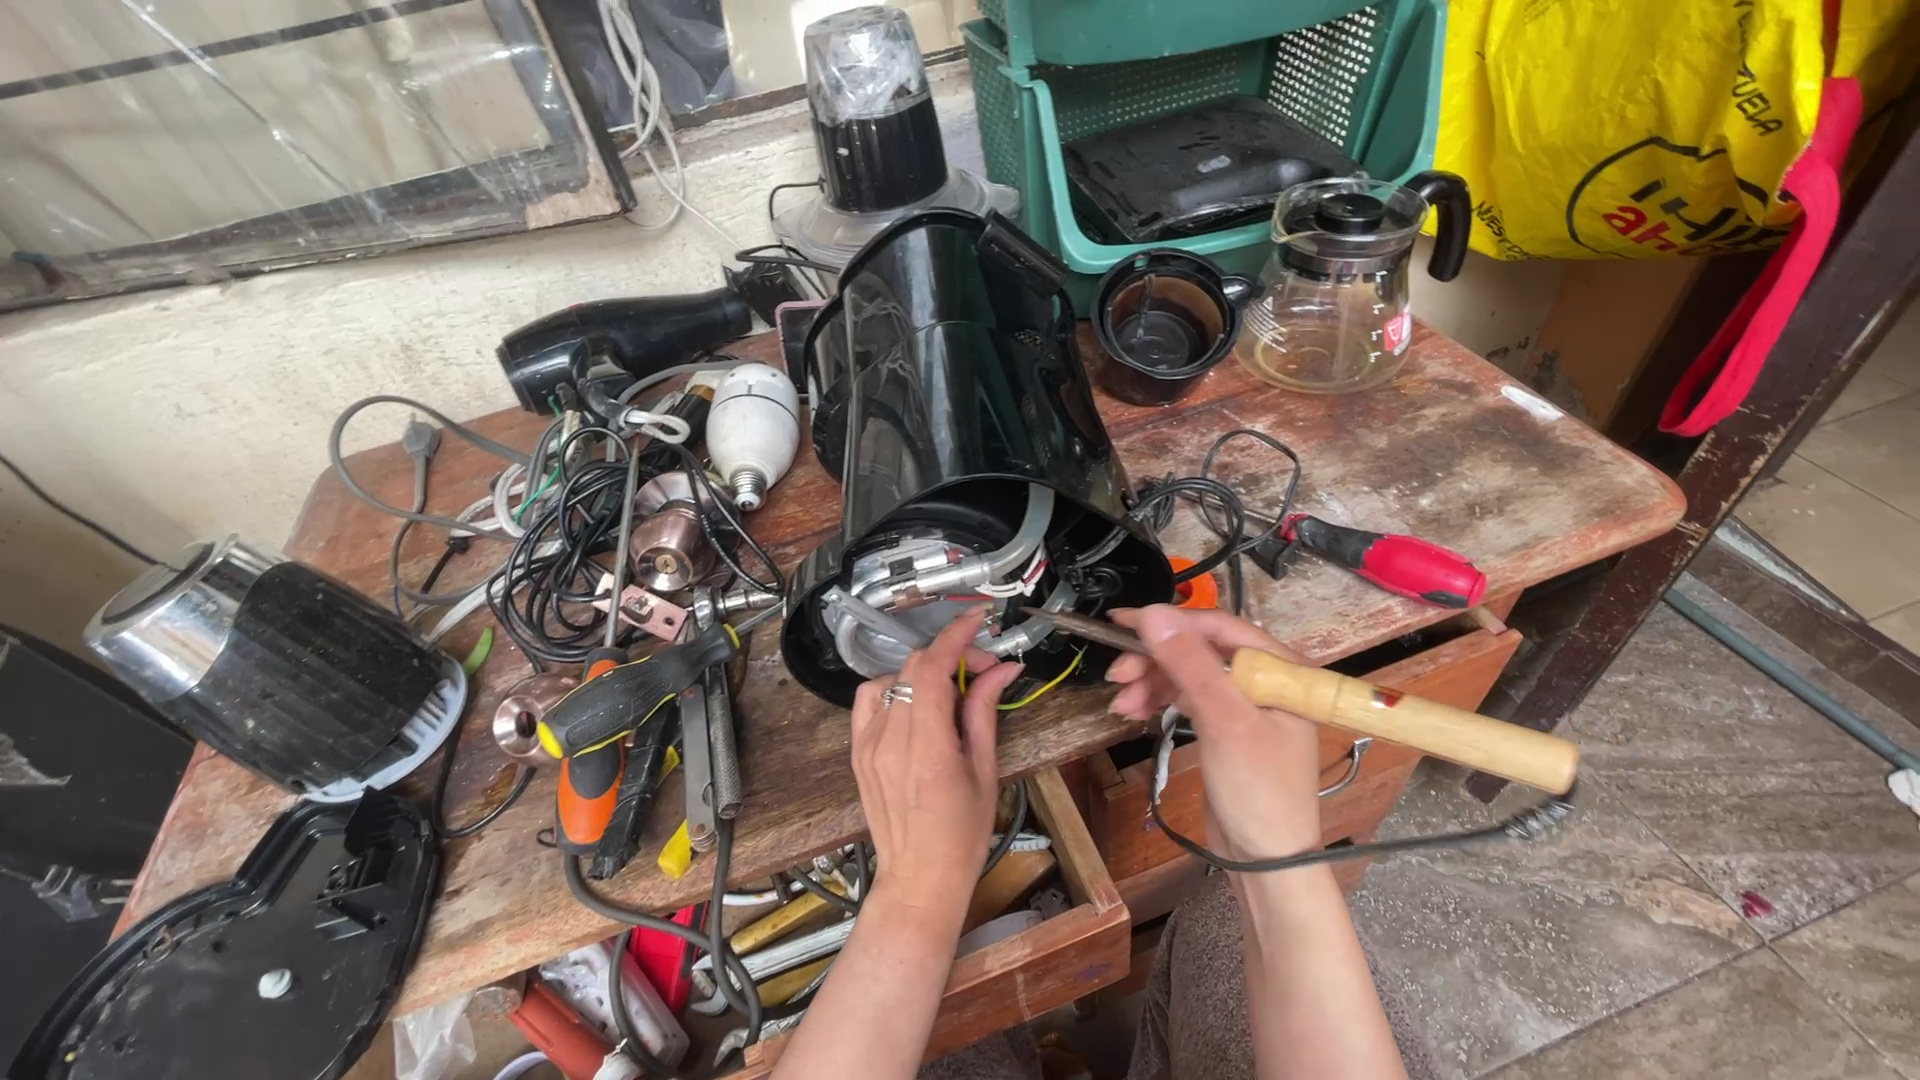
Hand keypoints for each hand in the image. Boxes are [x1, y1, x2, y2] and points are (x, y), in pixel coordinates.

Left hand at [850, 607, 1023, 921]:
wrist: (918, 878)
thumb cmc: (961, 835)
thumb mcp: (985, 771)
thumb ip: (985, 712)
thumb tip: (1002, 669)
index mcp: (928, 749)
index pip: (932, 668)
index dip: (955, 635)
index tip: (976, 619)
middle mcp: (891, 741)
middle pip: (914, 667)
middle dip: (952, 656)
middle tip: (983, 671)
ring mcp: (867, 744)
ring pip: (893, 677)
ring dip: (926, 671)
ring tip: (952, 690)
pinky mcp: (857, 750)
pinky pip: (870, 698)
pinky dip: (894, 686)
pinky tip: (916, 702)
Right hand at [1106, 606, 1322, 859]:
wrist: (1266, 861)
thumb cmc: (1257, 789)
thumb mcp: (1223, 720)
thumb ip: (1189, 664)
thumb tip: (1152, 613)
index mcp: (1279, 667)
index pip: (1218, 626)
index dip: (1169, 621)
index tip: (1122, 623)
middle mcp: (1263, 678)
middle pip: (1198, 650)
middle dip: (1155, 659)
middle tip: (1117, 673)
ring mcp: (1242, 704)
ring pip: (1187, 674)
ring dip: (1151, 682)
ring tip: (1121, 702)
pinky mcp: (1224, 727)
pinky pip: (1186, 698)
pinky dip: (1158, 700)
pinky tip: (1133, 710)